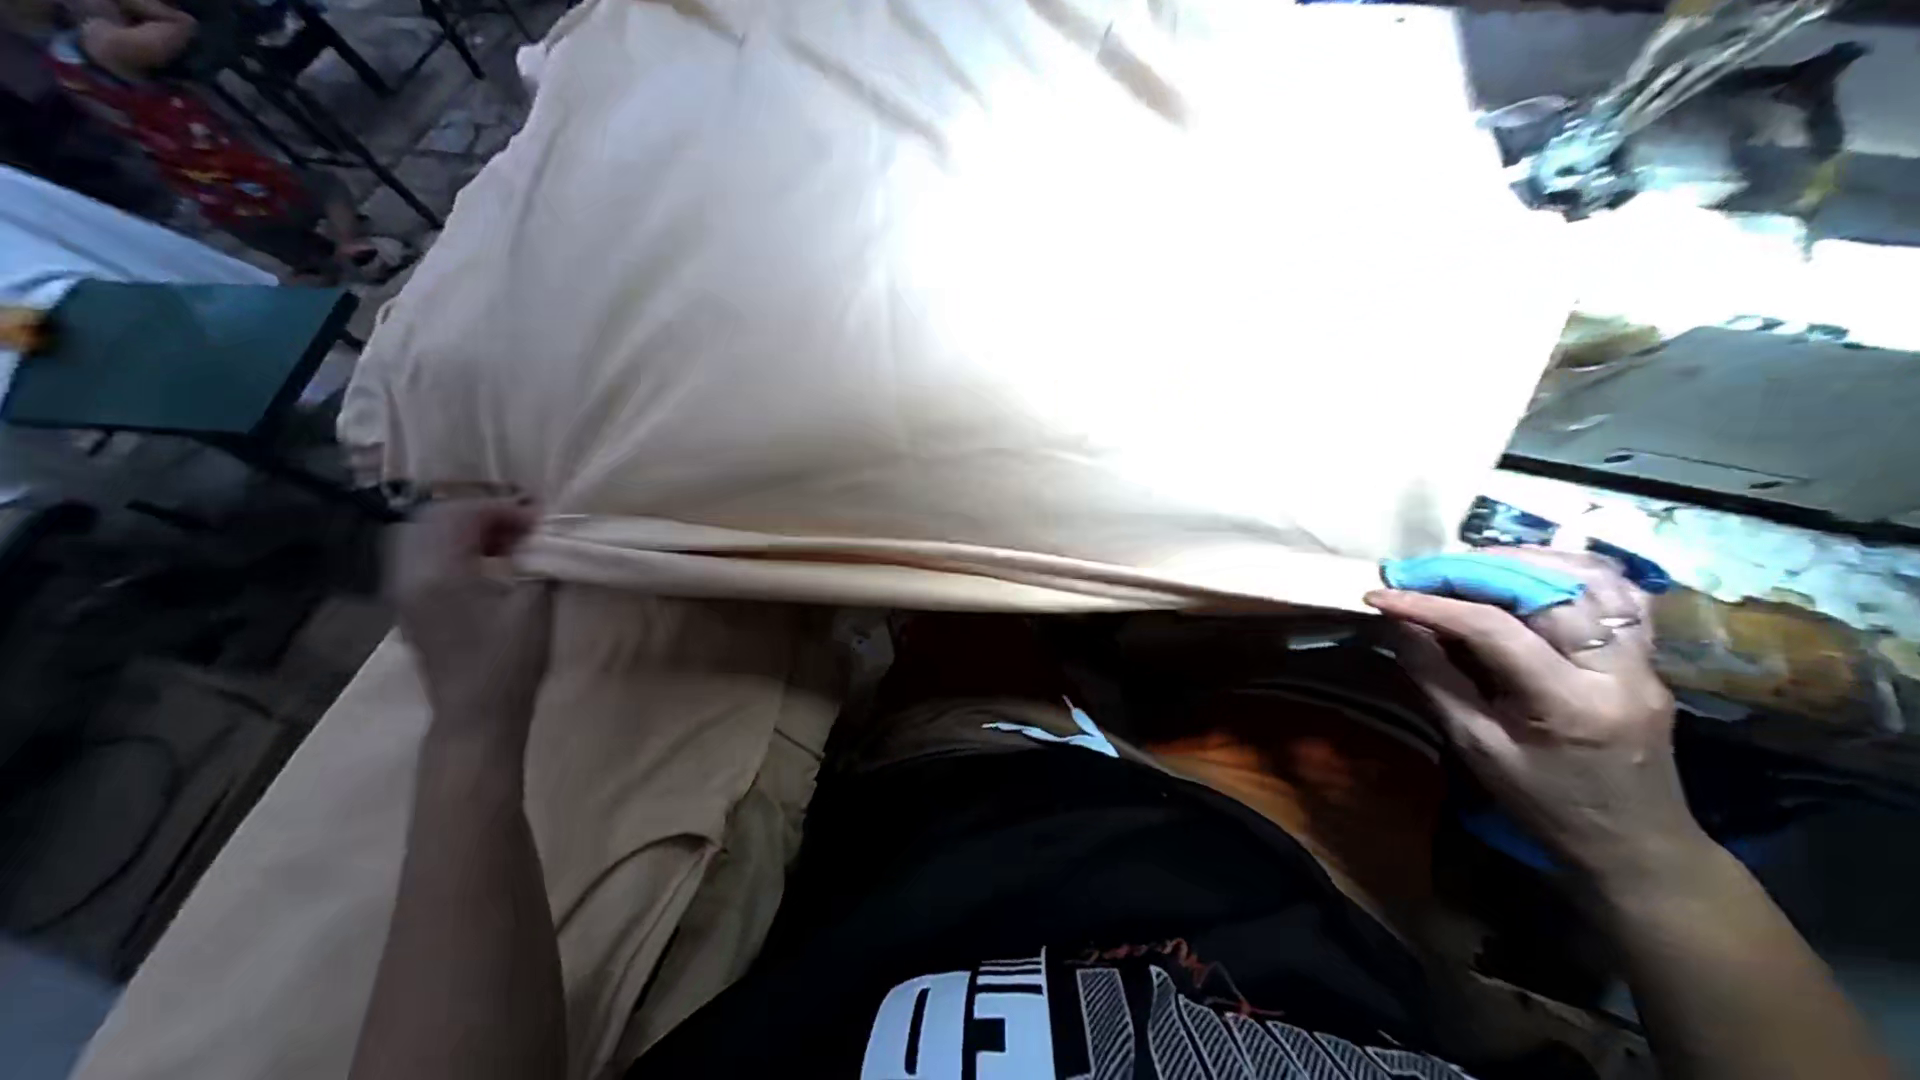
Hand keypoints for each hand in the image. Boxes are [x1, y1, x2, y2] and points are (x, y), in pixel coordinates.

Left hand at [388, 498, 553, 740]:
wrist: (477, 715)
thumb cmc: (511, 660)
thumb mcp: (536, 605)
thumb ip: (540, 562)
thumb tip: (549, 539)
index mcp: (439, 572)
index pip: (462, 513)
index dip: (505, 509)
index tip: (542, 522)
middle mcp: (410, 576)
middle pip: (433, 517)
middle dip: (482, 513)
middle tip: (522, 528)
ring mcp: (404, 593)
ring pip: (423, 536)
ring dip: (466, 530)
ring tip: (506, 544)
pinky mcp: (410, 607)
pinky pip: (422, 558)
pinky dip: (454, 549)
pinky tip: (487, 566)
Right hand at [1366, 548, 1707, 883]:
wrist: (1634, 842)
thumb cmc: (1544, 803)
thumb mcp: (1475, 746)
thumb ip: (1435, 677)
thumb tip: (1398, 624)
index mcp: (1570, 704)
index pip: (1493, 628)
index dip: (1429, 604)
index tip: (1380, 594)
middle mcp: (1619, 671)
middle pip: (1548, 590)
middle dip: (1473, 570)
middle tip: (1419, 573)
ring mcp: (1644, 661)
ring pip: (1593, 578)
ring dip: (1522, 560)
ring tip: (1467, 564)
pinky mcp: (1647, 657)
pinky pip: (1615, 593)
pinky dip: (1564, 571)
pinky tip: (1523, 573)